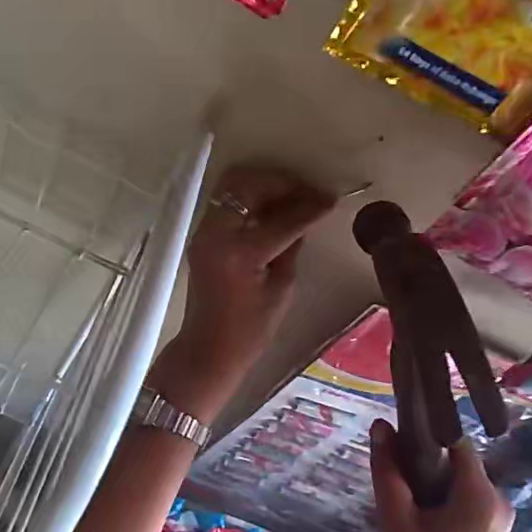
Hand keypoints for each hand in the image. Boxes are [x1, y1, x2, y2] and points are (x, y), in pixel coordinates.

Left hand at [151, 164, 332, 424]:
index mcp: (240, 253)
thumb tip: (303, 217)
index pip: (283, 218)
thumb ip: (292, 247)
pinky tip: (270, 211)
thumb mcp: (281, 289)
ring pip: (232, 188)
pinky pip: (225, 204)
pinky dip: (248, 199)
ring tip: (290, 198)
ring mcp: (204, 233)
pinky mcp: (200, 237)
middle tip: (307, 193)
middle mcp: (217, 235)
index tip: (331, 198)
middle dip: (281, 183)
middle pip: (248, 185)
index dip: (310, 206)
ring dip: (262, 186)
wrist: (207, 348)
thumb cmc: (249, 331)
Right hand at [368, 421, 520, 531]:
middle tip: (394, 477)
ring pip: (458, 476)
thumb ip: (387, 472)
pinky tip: (421, 515)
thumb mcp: (396, 520)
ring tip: (405, 500)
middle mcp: (497, 495)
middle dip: (423, 461)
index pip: (454, 439)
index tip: (396, 440)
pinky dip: (441, 495)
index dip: (424, 433)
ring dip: (430, 479)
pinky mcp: (494, 523)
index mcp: (478, 492)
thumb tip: (380, 426)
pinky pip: (464, 493)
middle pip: (455, 458)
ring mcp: (499, 511)